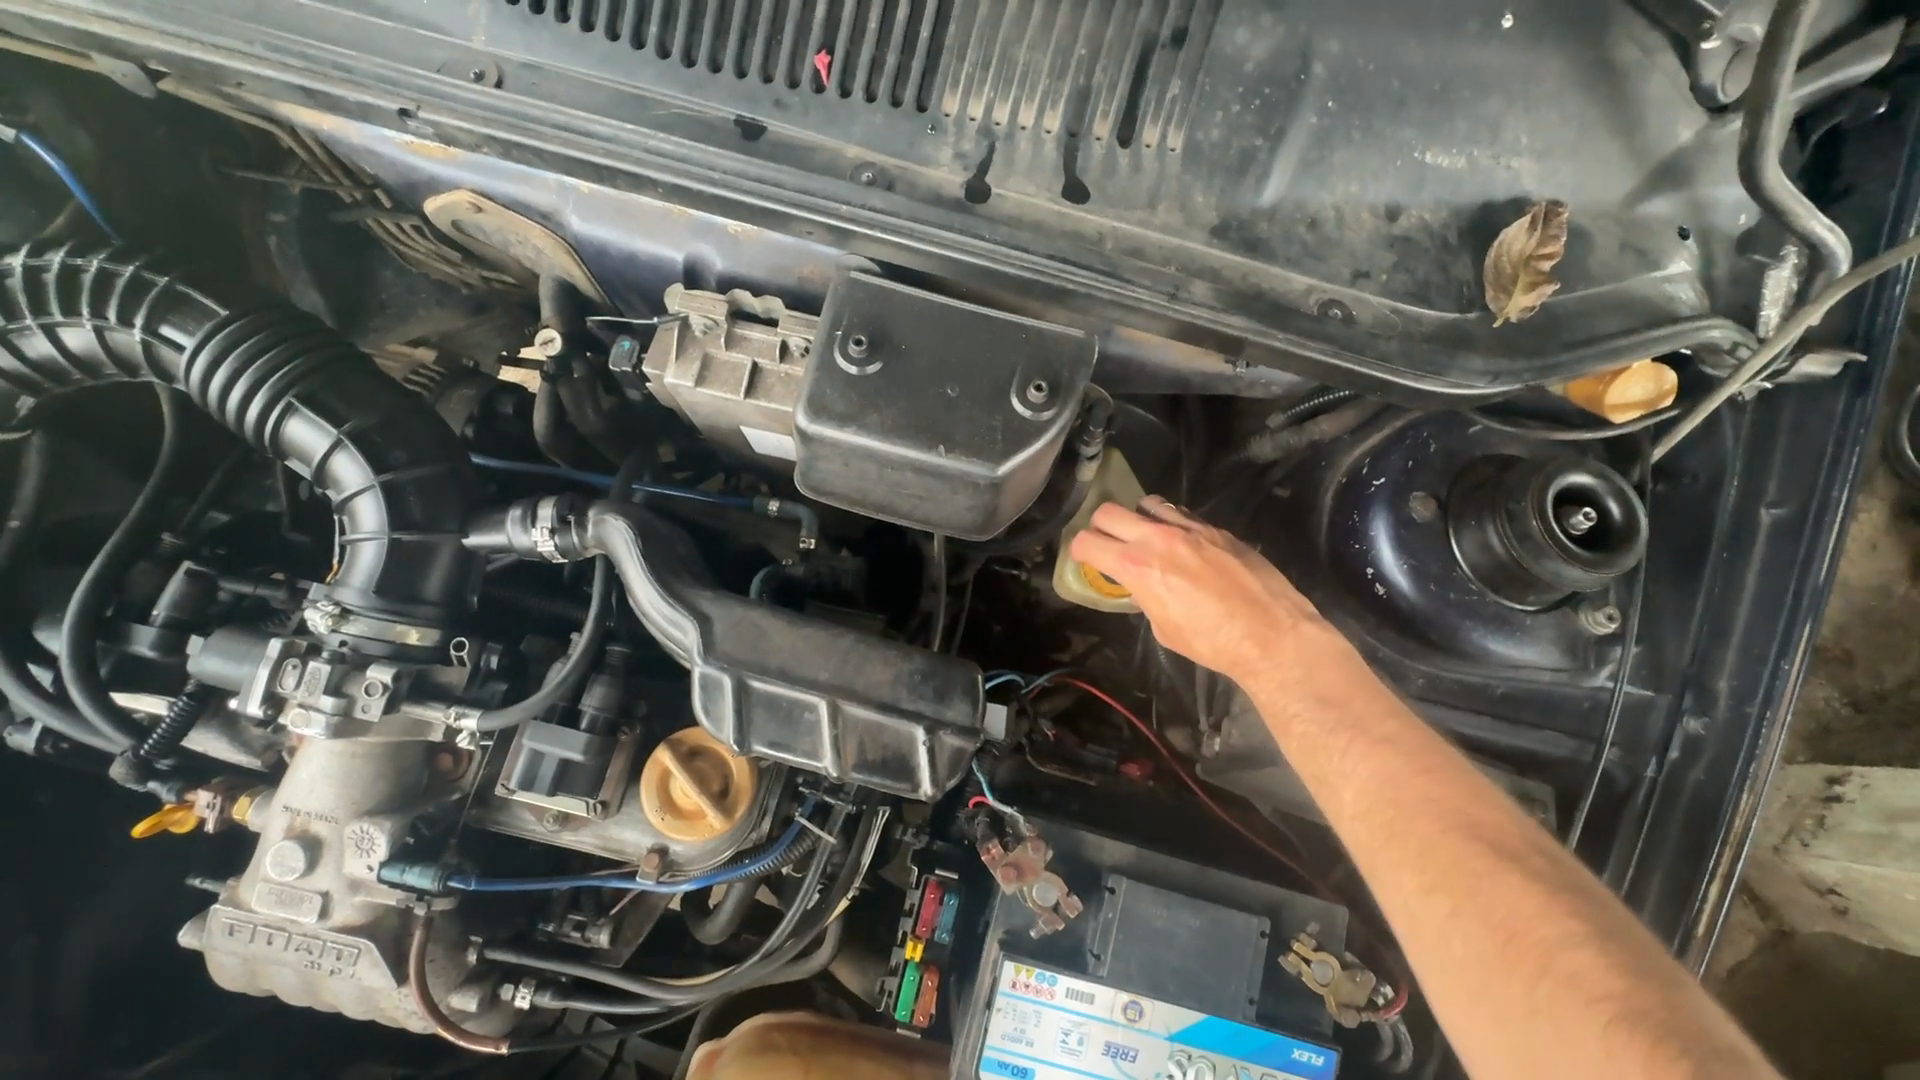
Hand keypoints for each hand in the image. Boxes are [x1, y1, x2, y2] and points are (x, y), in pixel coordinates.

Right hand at [1068, 496, 1343, 681]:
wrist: (1270, 634)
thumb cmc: (1211, 643)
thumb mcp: (1163, 627)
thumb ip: (1145, 597)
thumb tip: (1143, 587)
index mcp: (1137, 567)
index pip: (1087, 542)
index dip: (1079, 550)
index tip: (1085, 559)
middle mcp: (1158, 539)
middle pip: (1109, 512)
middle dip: (1101, 527)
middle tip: (1108, 544)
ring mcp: (1189, 529)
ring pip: (1146, 503)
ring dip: (1138, 519)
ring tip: (1147, 538)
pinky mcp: (1216, 529)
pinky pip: (1181, 515)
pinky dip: (1171, 524)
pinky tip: (1183, 545)